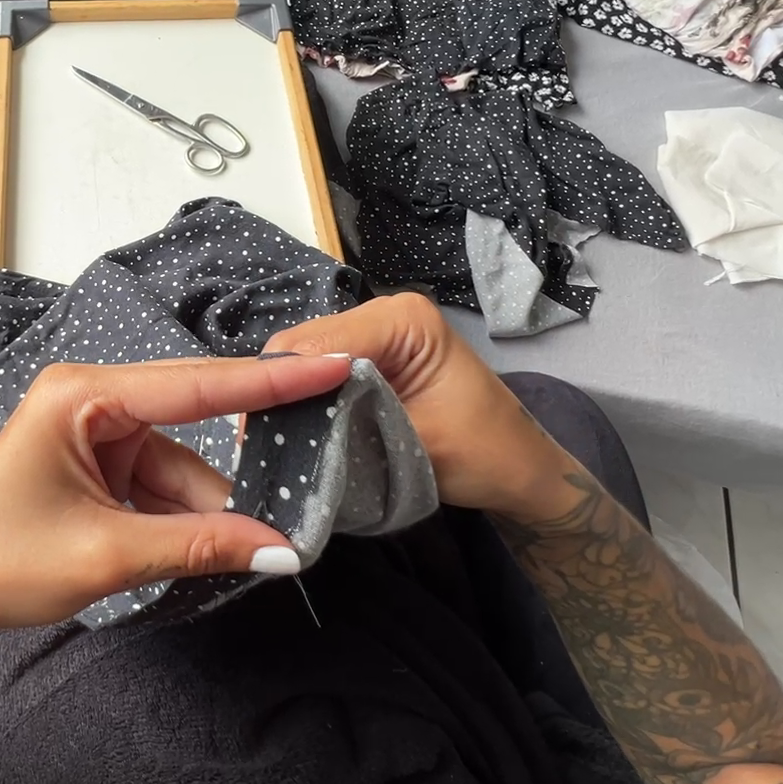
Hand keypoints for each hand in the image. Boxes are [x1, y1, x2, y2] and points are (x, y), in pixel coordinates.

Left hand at [0, 356, 352, 638]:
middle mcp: (91, 397)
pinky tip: (208, 545)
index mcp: (82, 394)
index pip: (190, 384)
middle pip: (190, 413)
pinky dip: (184, 513)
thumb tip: (283, 549)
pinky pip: (159, 480)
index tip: (327, 364)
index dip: (265, 380)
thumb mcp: (110, 553)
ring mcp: (96, 429)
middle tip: (320, 427)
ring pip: (180, 460)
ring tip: (255, 543)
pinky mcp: (99, 459)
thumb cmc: (6, 562)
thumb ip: (199, 544)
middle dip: (245, 439)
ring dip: (209, 504)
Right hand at [264, 292, 575, 519]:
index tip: (259, 435)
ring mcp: (376, 331)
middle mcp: (383, 311)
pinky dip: (305, 398)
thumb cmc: (483, 455)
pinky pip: (320, 370)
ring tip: (272, 438)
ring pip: (305, 358)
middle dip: (280, 391)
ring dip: (290, 397)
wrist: (524, 472)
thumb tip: (278, 432)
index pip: (316, 343)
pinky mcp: (371, 353)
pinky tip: (296, 427)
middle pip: (303, 344)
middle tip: (259, 441)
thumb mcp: (413, 442)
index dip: (283, 386)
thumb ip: (346, 427)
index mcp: (401, 319)